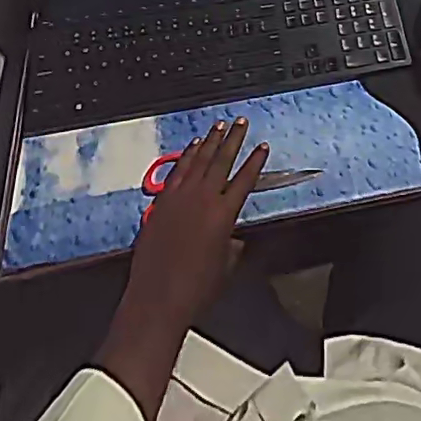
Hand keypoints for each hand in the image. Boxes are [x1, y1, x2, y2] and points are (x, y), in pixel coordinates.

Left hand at [95, 118, 267, 420]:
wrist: (158, 297)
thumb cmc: (196, 288)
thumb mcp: (224, 267)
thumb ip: (231, 245)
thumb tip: (232, 237)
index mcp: (223, 215)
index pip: (244, 180)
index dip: (254, 162)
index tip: (262, 146)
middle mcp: (203, 199)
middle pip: (221, 161)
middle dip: (233, 139)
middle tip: (241, 122)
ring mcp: (180, 196)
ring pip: (199, 159)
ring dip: (210, 141)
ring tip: (220, 126)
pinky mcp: (163, 199)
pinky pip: (178, 169)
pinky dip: (187, 154)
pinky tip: (193, 145)